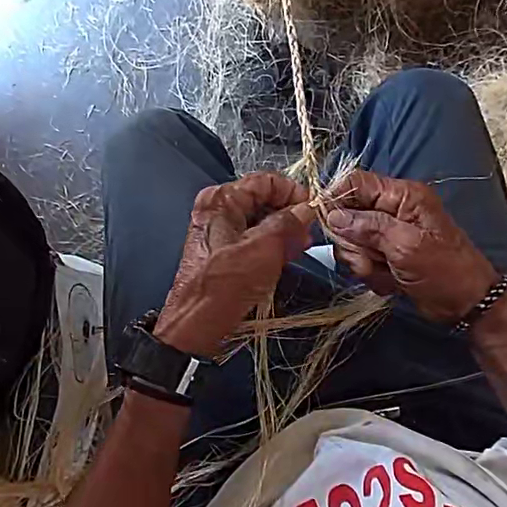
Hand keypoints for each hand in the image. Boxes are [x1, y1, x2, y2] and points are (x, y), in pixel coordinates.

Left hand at [155, 173, 318, 354]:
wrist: (195, 325)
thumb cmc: (219, 289)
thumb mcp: (264, 250)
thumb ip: (288, 223)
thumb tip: (305, 209)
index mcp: (221, 201)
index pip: (266, 180)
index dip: (294, 192)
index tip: (312, 209)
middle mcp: (216, 211)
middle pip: (264, 199)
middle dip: (290, 215)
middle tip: (307, 233)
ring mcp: (218, 232)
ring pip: (261, 220)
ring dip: (283, 232)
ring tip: (298, 248)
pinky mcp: (223, 252)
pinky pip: (253, 239)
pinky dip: (271, 245)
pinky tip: (283, 258)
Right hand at [324, 170, 498, 323]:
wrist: (466, 305)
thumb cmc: (446, 271)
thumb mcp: (406, 245)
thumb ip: (368, 226)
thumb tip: (333, 215)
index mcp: (402, 196)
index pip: (355, 182)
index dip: (336, 199)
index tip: (329, 224)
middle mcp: (392, 209)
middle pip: (347, 214)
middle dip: (353, 242)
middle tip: (372, 258)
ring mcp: (387, 233)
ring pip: (350, 240)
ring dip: (361, 261)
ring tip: (384, 271)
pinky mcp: (384, 254)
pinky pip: (359, 259)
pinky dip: (370, 273)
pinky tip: (389, 280)